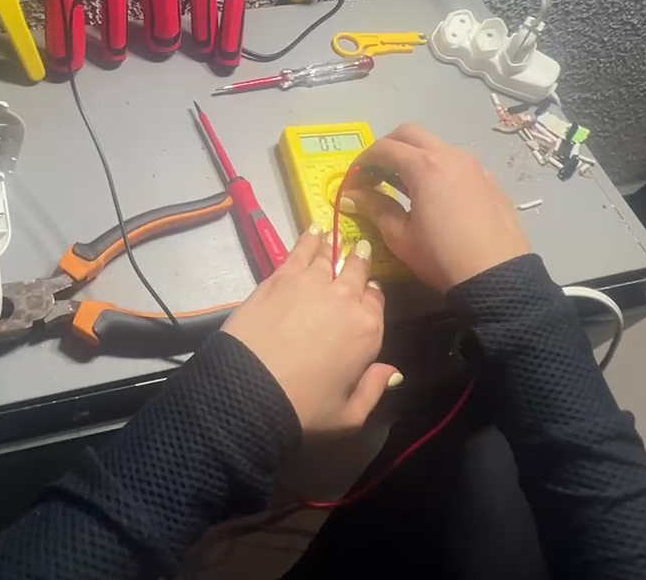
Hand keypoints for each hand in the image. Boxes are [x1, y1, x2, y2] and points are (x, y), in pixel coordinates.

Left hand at [221, 228, 400, 437]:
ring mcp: (311, 282)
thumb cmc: (304, 409)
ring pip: (329, 257)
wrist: (252, 388)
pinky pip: (301, 250)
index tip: (367, 291)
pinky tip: (314, 229)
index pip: (376, 301)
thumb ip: (374, 389)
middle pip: (356, 272)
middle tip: (360, 252)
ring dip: (335, 247)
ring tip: (337, 236)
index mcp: (367, 330)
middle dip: (359, 262)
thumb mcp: (350, 416)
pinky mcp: (281, 276)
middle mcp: (344, 299)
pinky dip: (309, 238)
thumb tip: (393, 371)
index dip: (371, 295)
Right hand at [341, 123, 530, 292]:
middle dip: (387, 148)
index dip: (362, 162)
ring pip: (435, 145)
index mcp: (424, 166)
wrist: (501, 280)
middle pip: (409, 134)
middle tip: (375, 174)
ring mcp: (474, 166)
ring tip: (403, 186)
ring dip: (413, 156)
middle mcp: (450, 155)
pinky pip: (456, 162)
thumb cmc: (443, 257)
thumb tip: (352, 196)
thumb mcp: (400, 236)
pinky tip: (435, 197)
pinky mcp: (490, 180)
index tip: (354, 183)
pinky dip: (437, 168)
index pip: (383, 149)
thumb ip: (374, 208)